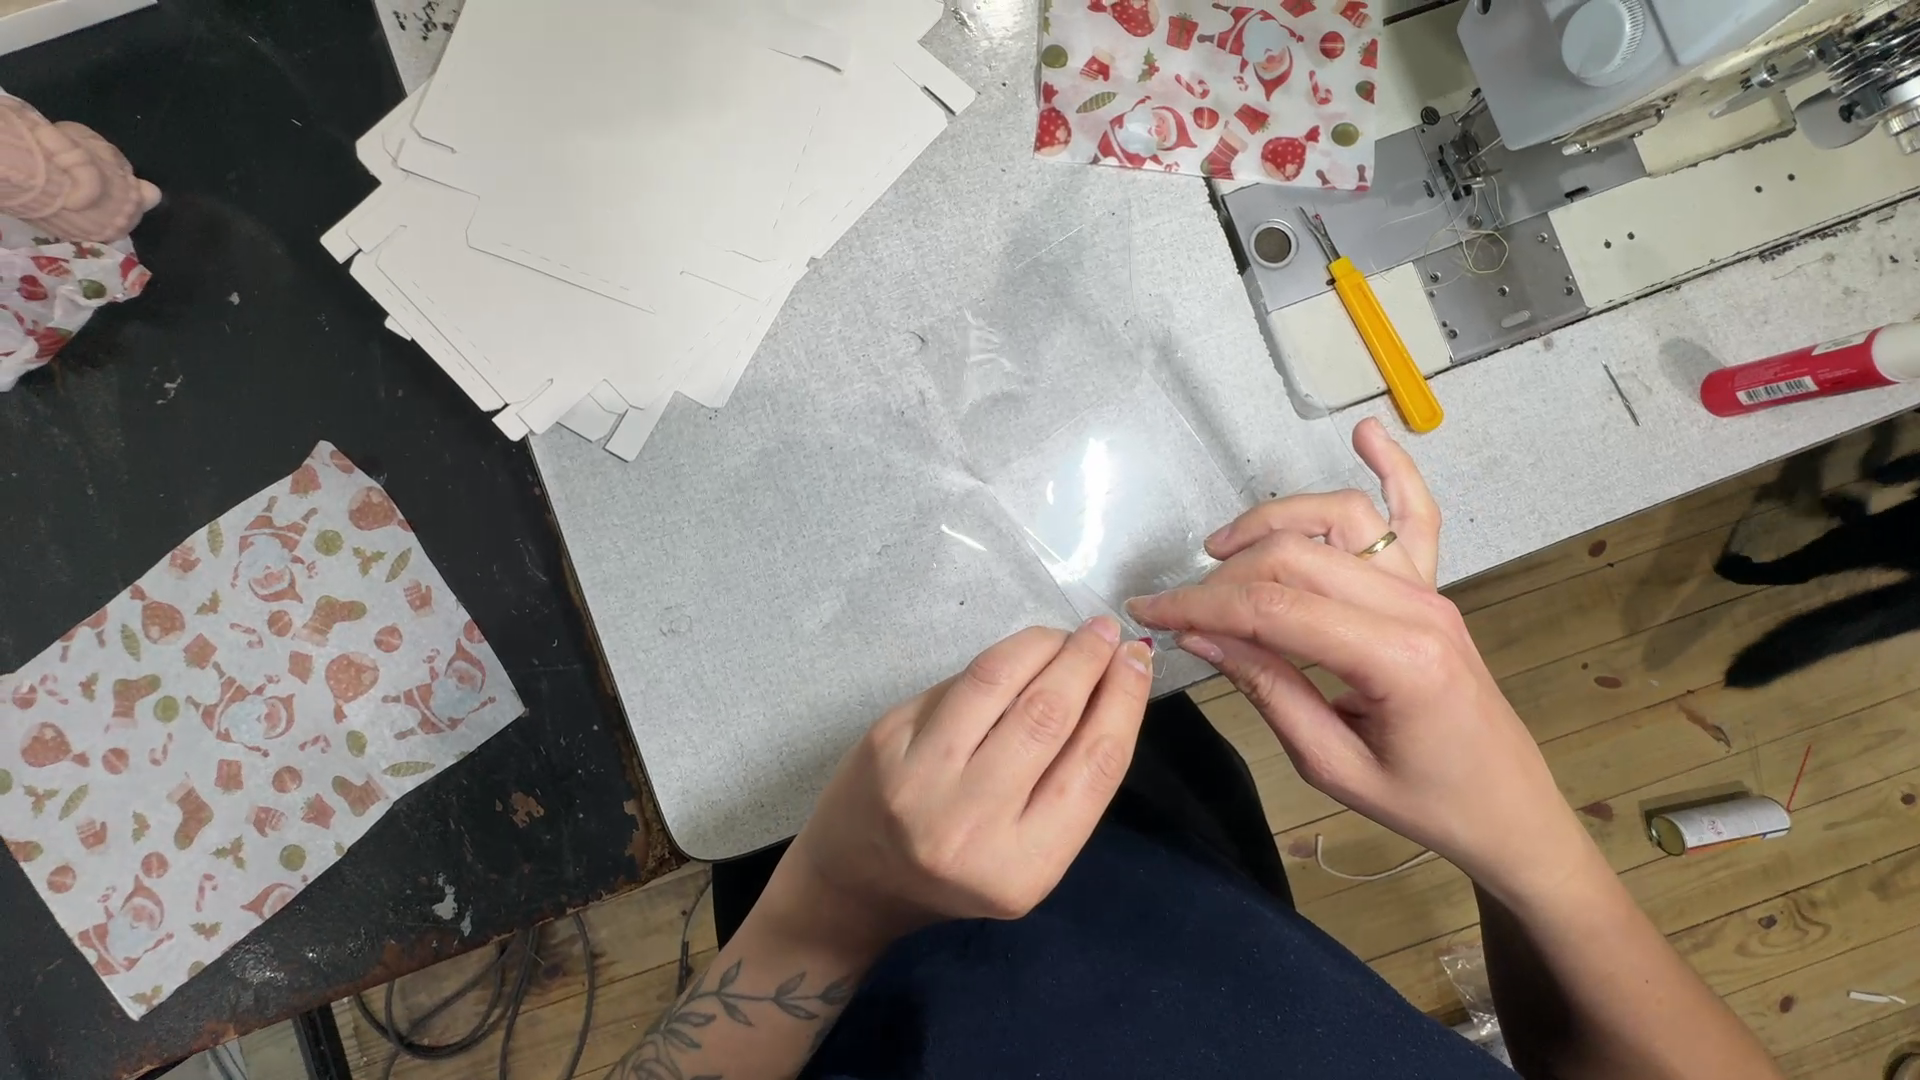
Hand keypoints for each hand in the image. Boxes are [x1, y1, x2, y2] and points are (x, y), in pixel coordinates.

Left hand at [768, 620, 1152, 948]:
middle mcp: (970, 822)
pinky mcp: (889, 736)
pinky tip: (1019, 654)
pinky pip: (959, 682)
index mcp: (1023, 868)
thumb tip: (1107, 688)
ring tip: (1067, 634)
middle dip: (1086, 662)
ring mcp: (920, 774)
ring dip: (1044, 645)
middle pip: (1048, 716)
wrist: (857, 879)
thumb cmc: (956, 872)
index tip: (1138, 661)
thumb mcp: (1026, 856)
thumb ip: (1065, 783)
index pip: (1093, 766)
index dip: (1124, 702)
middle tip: (1106, 633)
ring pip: (998, 682)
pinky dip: (999, 660)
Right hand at [1127, 418, 1587, 900]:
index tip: (1149, 613)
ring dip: (1271, 521)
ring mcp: (1429, 587)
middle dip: (1221, 577)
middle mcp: (1415, 606)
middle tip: (1180, 609)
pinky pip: (1413, 514)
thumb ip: (1266, 690)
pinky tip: (1367, 433)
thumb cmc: (1424, 802)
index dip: (1199, 606)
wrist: (1509, 812)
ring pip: (1336, 518)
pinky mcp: (1432, 585)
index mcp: (1395, 660)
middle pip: (1295, 556)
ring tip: (1222, 547)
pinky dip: (1392, 468)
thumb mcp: (1329, 764)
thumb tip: (1202, 636)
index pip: (1272, 608)